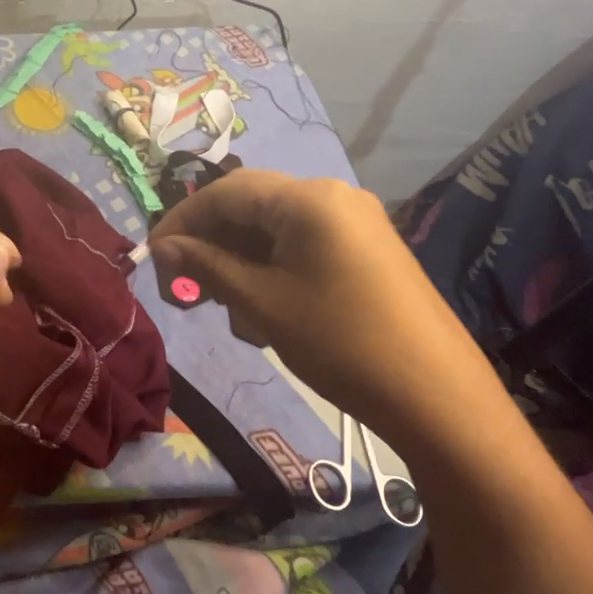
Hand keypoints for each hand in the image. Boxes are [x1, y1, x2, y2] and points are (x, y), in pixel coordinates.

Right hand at [148, 169, 494, 438]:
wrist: (439, 400)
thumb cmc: (340, 341)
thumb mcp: (260, 301)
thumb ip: (205, 264)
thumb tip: (162, 247)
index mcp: (308, 197)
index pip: (224, 192)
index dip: (182, 221)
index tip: (153, 255)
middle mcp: (333, 196)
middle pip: (250, 208)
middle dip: (212, 246)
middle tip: (184, 287)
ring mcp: (357, 223)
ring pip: (275, 230)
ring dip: (241, 263)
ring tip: (232, 311)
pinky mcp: (369, 251)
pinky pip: (304, 246)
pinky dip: (273, 270)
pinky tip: (267, 312)